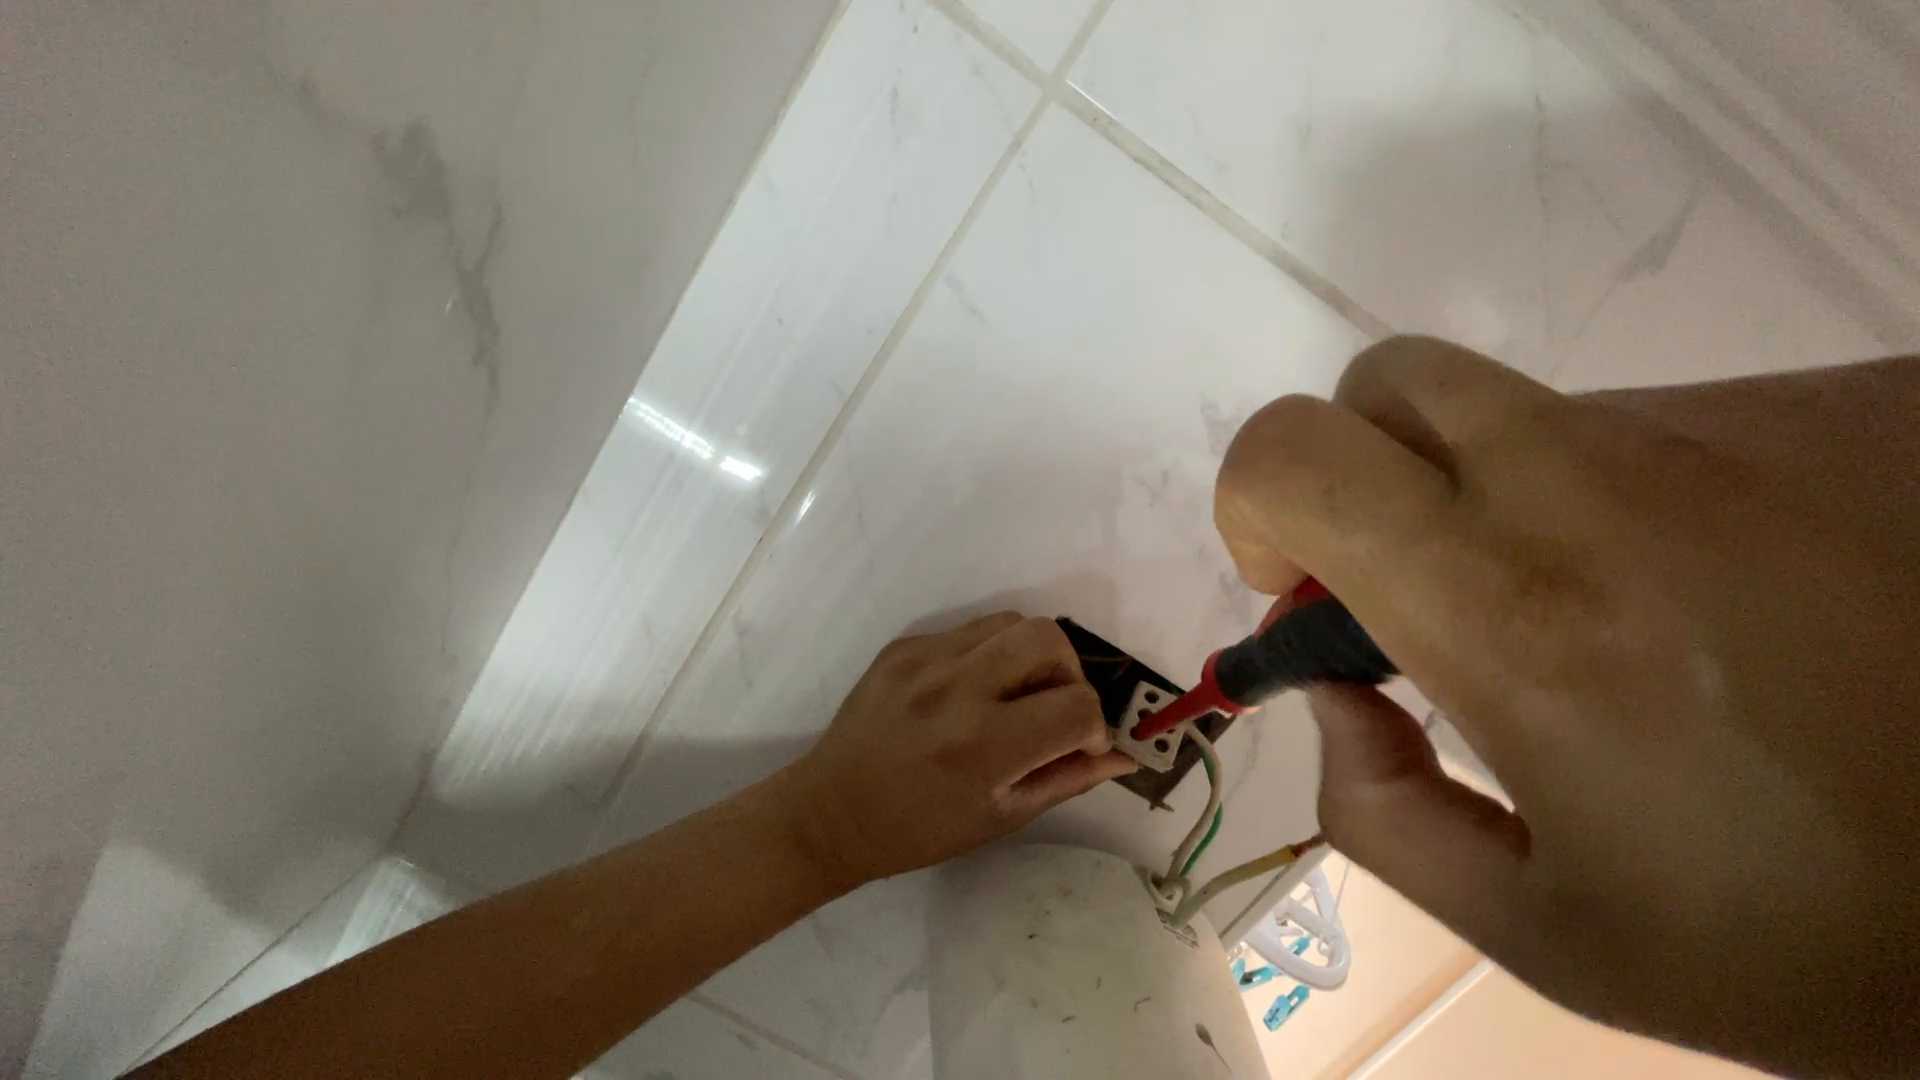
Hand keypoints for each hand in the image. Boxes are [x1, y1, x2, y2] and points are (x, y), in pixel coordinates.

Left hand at [780, 613, 1137, 889]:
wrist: (831, 812)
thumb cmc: (920, 829)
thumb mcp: (1002, 816)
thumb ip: (1069, 778)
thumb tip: (1125, 755)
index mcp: (983, 744)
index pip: (1076, 706)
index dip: (1094, 727)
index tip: (1081, 745)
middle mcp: (955, 688)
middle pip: (1048, 637)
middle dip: (1069, 673)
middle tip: (1051, 709)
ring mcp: (924, 659)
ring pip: (1010, 622)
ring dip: (1030, 656)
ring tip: (1013, 696)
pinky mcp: (902, 645)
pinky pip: (968, 631)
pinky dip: (986, 656)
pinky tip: (967, 693)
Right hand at [1216, 336, 1919, 1077]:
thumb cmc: (1832, 932)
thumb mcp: (1551, 931)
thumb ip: (1376, 810)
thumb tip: (1332, 690)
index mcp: (1506, 608)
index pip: (1293, 454)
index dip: (1255, 504)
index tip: (1297, 586)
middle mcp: (1598, 479)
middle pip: (1386, 387)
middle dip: (1353, 473)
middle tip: (1413, 579)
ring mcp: (1736, 423)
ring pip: (1520, 414)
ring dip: (1499, 499)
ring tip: (1614, 620)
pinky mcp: (1850, 398)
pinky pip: (1653, 428)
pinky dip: (1626, 499)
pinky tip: (1728, 596)